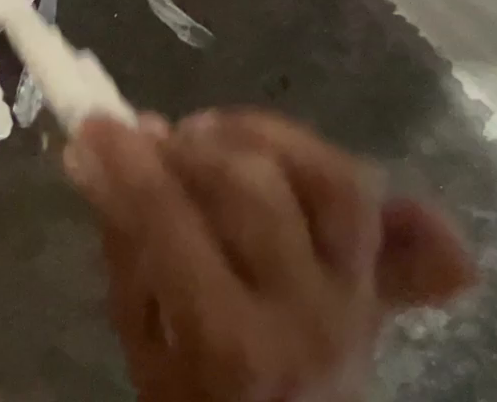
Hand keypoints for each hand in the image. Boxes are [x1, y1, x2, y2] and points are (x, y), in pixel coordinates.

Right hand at [66, 110, 475, 400]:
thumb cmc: (190, 393)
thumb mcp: (137, 329)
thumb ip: (122, 237)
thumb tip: (91, 149)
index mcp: (229, 340)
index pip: (170, 219)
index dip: (126, 160)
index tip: (93, 122)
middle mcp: (307, 315)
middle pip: (256, 188)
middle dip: (189, 147)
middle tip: (152, 141)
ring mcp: (358, 298)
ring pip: (336, 184)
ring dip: (264, 140)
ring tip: (213, 134)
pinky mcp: (385, 289)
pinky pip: (405, 225)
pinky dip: (366, 191)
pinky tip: (296, 165)